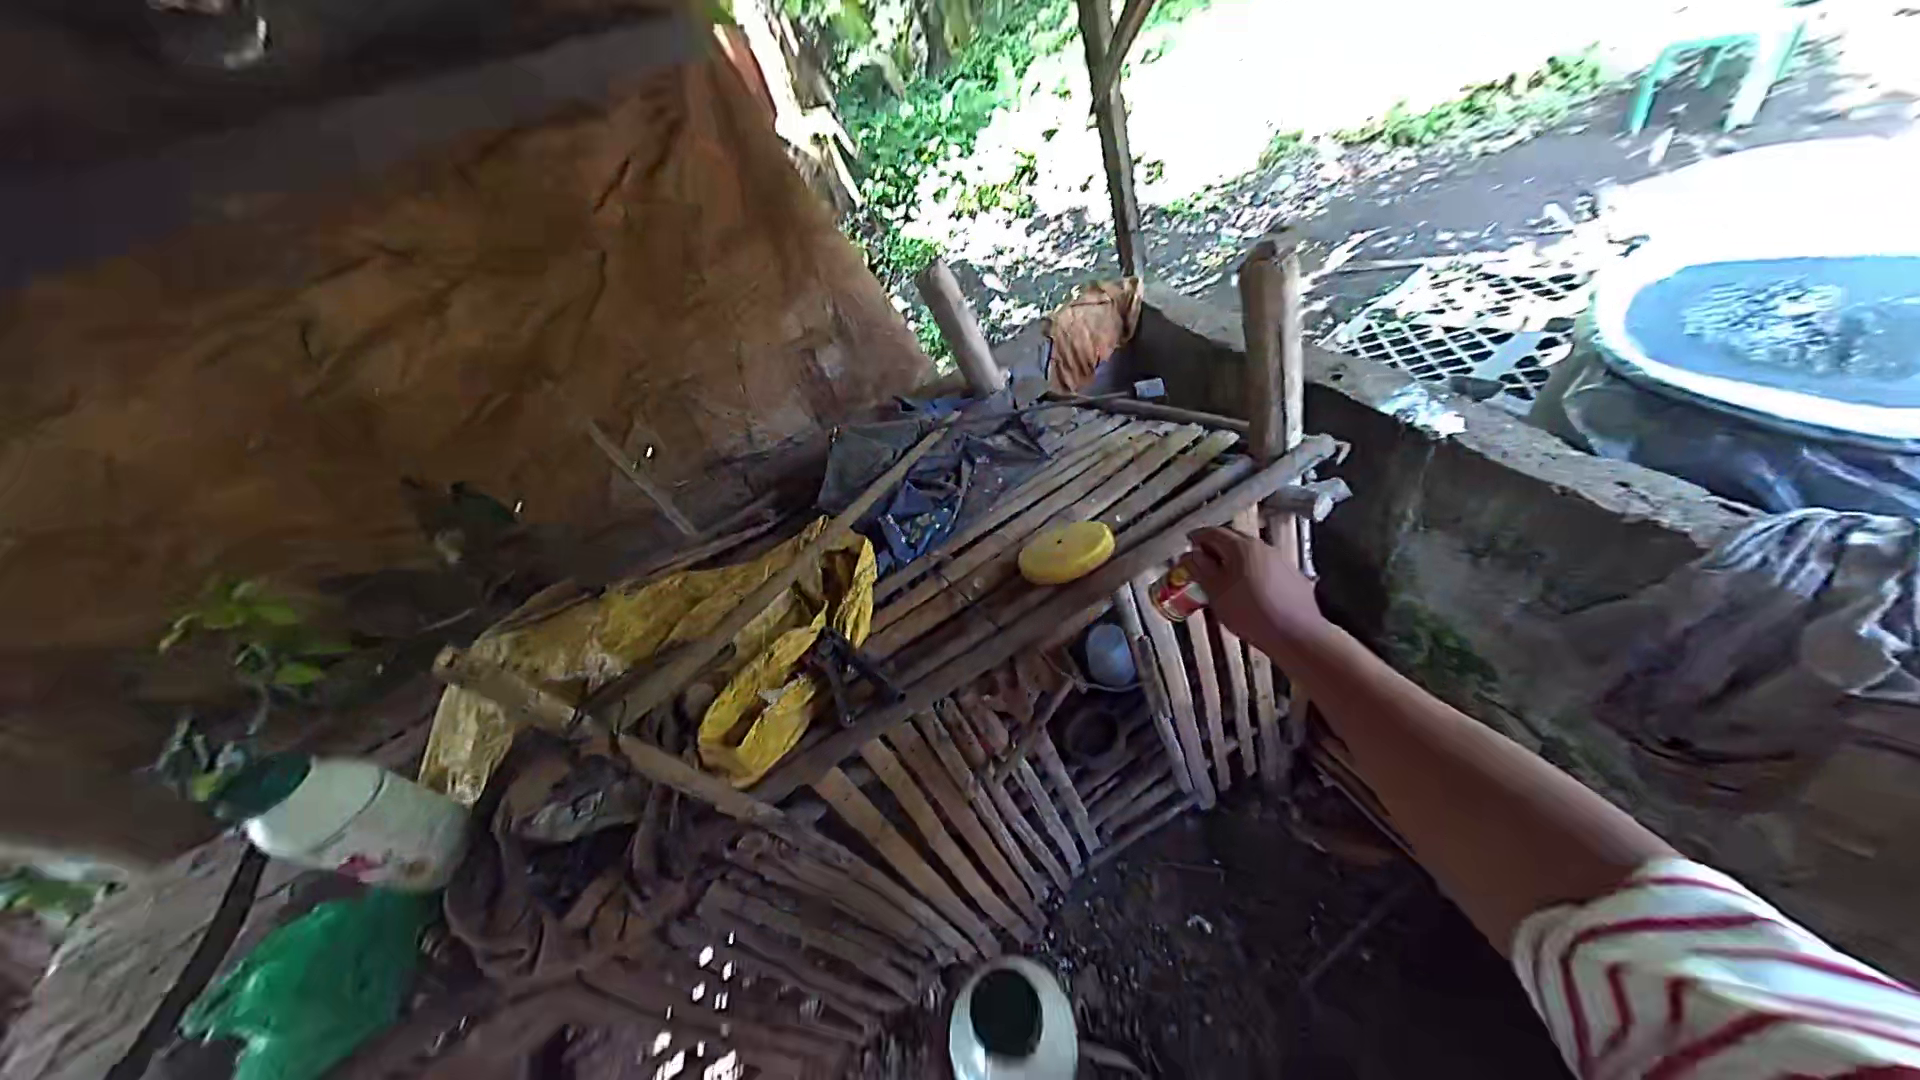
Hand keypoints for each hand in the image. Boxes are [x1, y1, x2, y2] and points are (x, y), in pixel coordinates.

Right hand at [1181, 526, 1330, 648]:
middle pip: (1233, 540)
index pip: (1212, 532)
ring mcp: (1280, 560)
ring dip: (1233, 561)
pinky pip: (1264, 567)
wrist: (1296, 635)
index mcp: (1240, 546)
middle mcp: (1262, 546)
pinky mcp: (1292, 576)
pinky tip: (1247, 591)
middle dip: (1215, 549)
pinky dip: (1250, 572)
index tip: (1187, 546)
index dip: (1196, 538)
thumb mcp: (1214, 591)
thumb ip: (1199, 569)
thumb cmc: (1249, 612)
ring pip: (1249, 554)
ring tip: (1222, 580)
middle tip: (1201, 563)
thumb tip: (1189, 555)